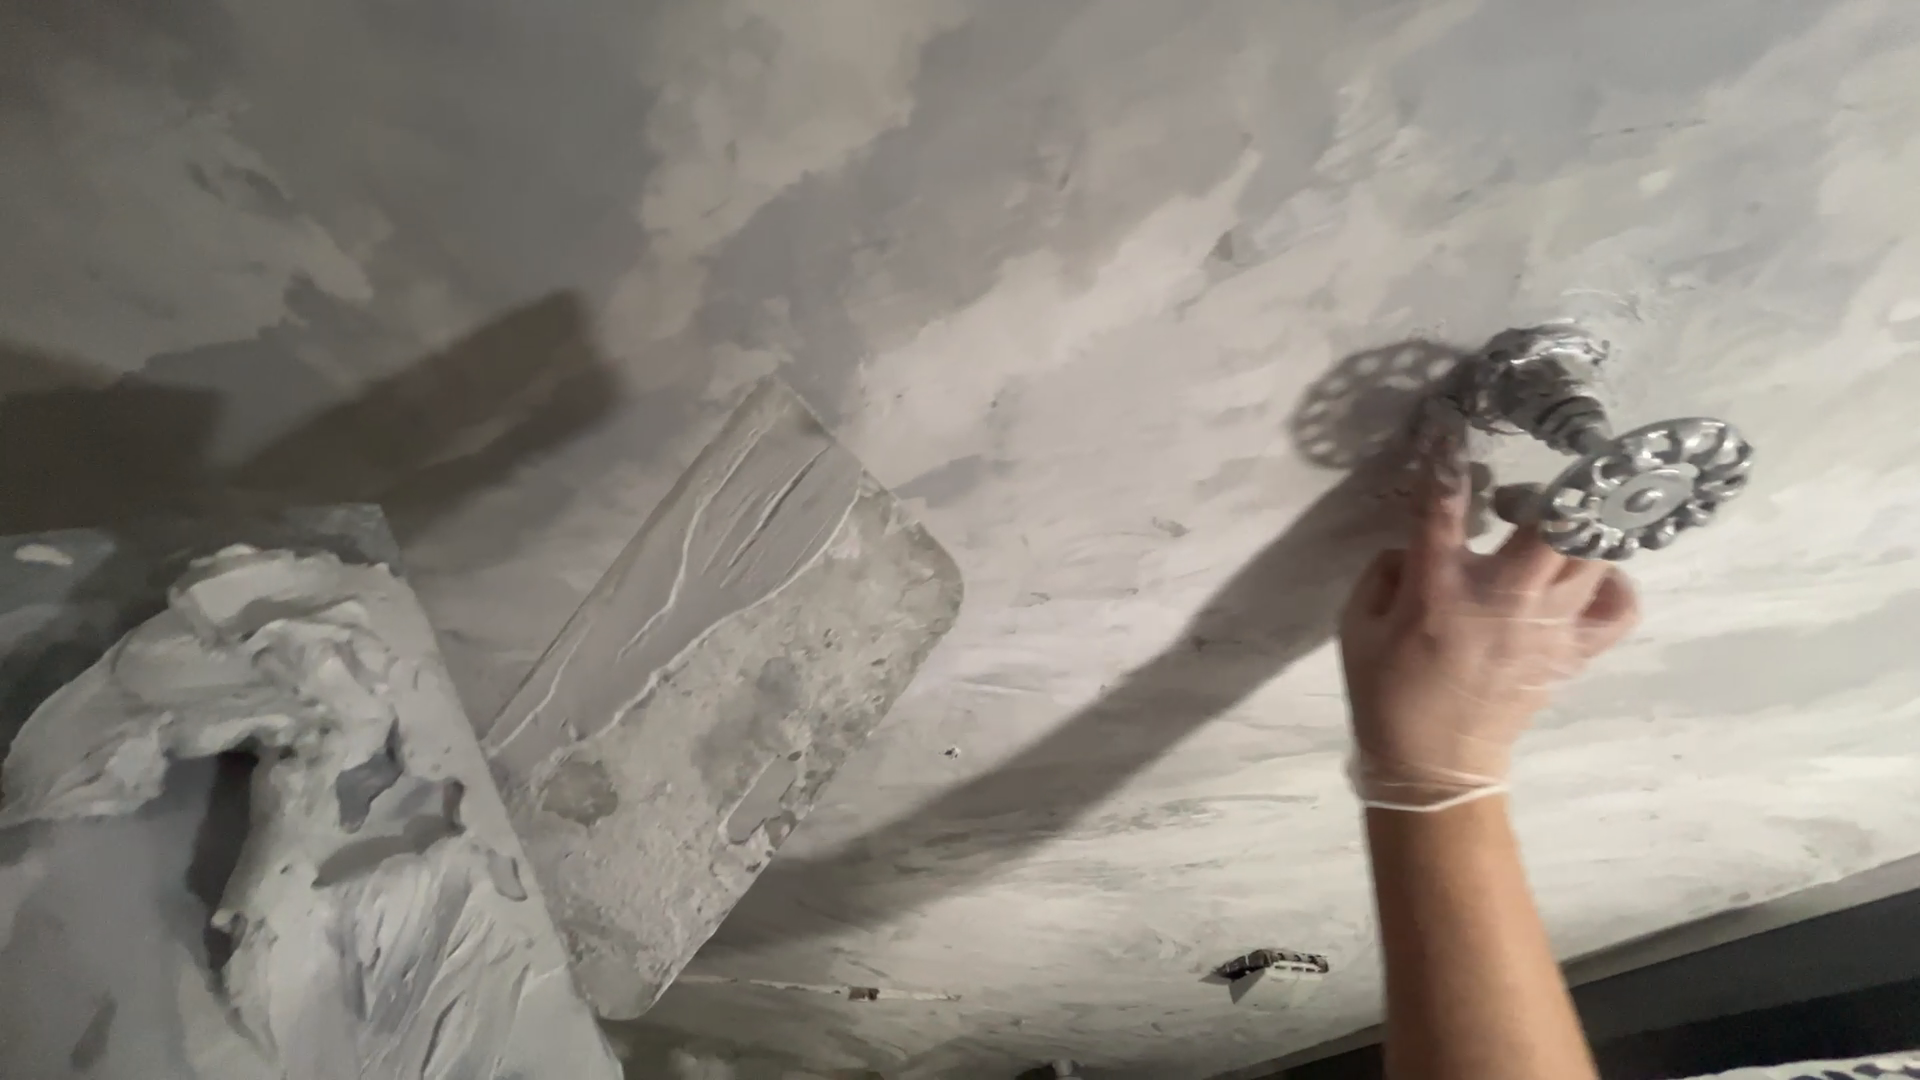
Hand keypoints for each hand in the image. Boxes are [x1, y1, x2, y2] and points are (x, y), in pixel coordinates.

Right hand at [1339, 437, 1639, 810]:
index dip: (1445, 460)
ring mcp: (1546, 626)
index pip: (1441, 506)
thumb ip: (1383, 573)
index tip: (1450, 427)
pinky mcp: (1573, 653)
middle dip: (1558, 486)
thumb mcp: (1354, 624)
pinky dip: (1612, 581)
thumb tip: (1415, 548)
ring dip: (1577, 528)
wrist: (1433, 759)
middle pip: (1559, 520)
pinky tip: (1585, 576)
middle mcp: (1500, 597)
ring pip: (1596, 554)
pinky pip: (1619, 606)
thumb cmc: (1383, 688)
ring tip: (1548, 528)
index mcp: (1436, 589)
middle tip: (1526, 491)